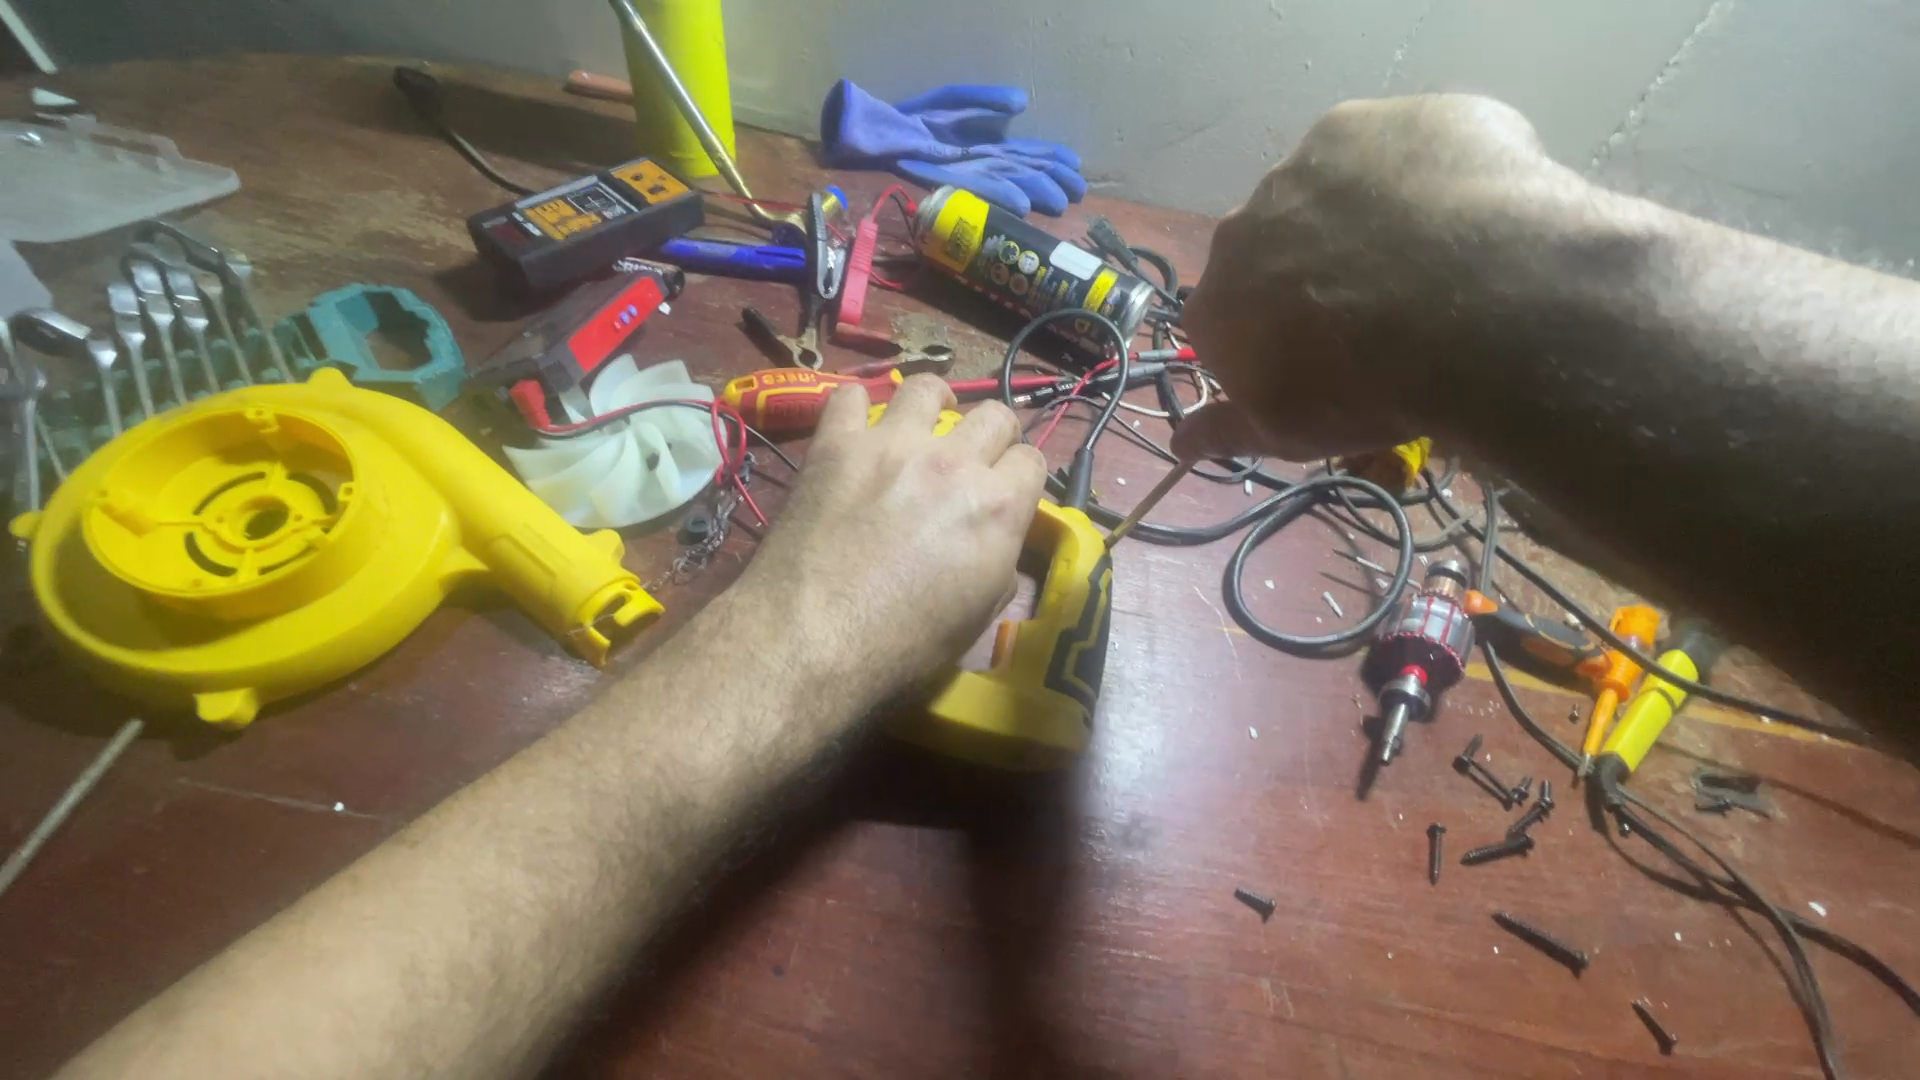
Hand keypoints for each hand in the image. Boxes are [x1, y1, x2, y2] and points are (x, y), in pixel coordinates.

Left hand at [731, 375, 1047, 701]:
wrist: (815, 635)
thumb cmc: (905, 643)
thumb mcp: (978, 618)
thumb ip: (999, 566)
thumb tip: (995, 543)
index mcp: (997, 506)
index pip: (1032, 461)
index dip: (1022, 476)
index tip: (1007, 488)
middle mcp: (953, 462)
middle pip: (993, 415)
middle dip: (993, 434)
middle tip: (972, 457)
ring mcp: (892, 444)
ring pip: (927, 387)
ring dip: (934, 401)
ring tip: (923, 421)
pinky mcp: (837, 444)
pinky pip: (850, 397)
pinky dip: (858, 407)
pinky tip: (858, 427)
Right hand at [1172, 94, 1597, 462]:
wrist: (1479, 313)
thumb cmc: (1364, 390)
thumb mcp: (1285, 433)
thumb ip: (1223, 431)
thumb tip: (1177, 445)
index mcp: (1215, 302)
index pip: (1225, 316)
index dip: (1267, 333)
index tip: (1311, 354)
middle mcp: (1241, 225)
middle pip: (1271, 249)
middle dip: (1308, 271)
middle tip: (1373, 307)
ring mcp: (1305, 165)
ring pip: (1326, 194)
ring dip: (1357, 218)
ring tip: (1424, 256)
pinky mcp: (1374, 121)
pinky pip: (1386, 149)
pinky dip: (1410, 174)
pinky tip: (1454, 206)